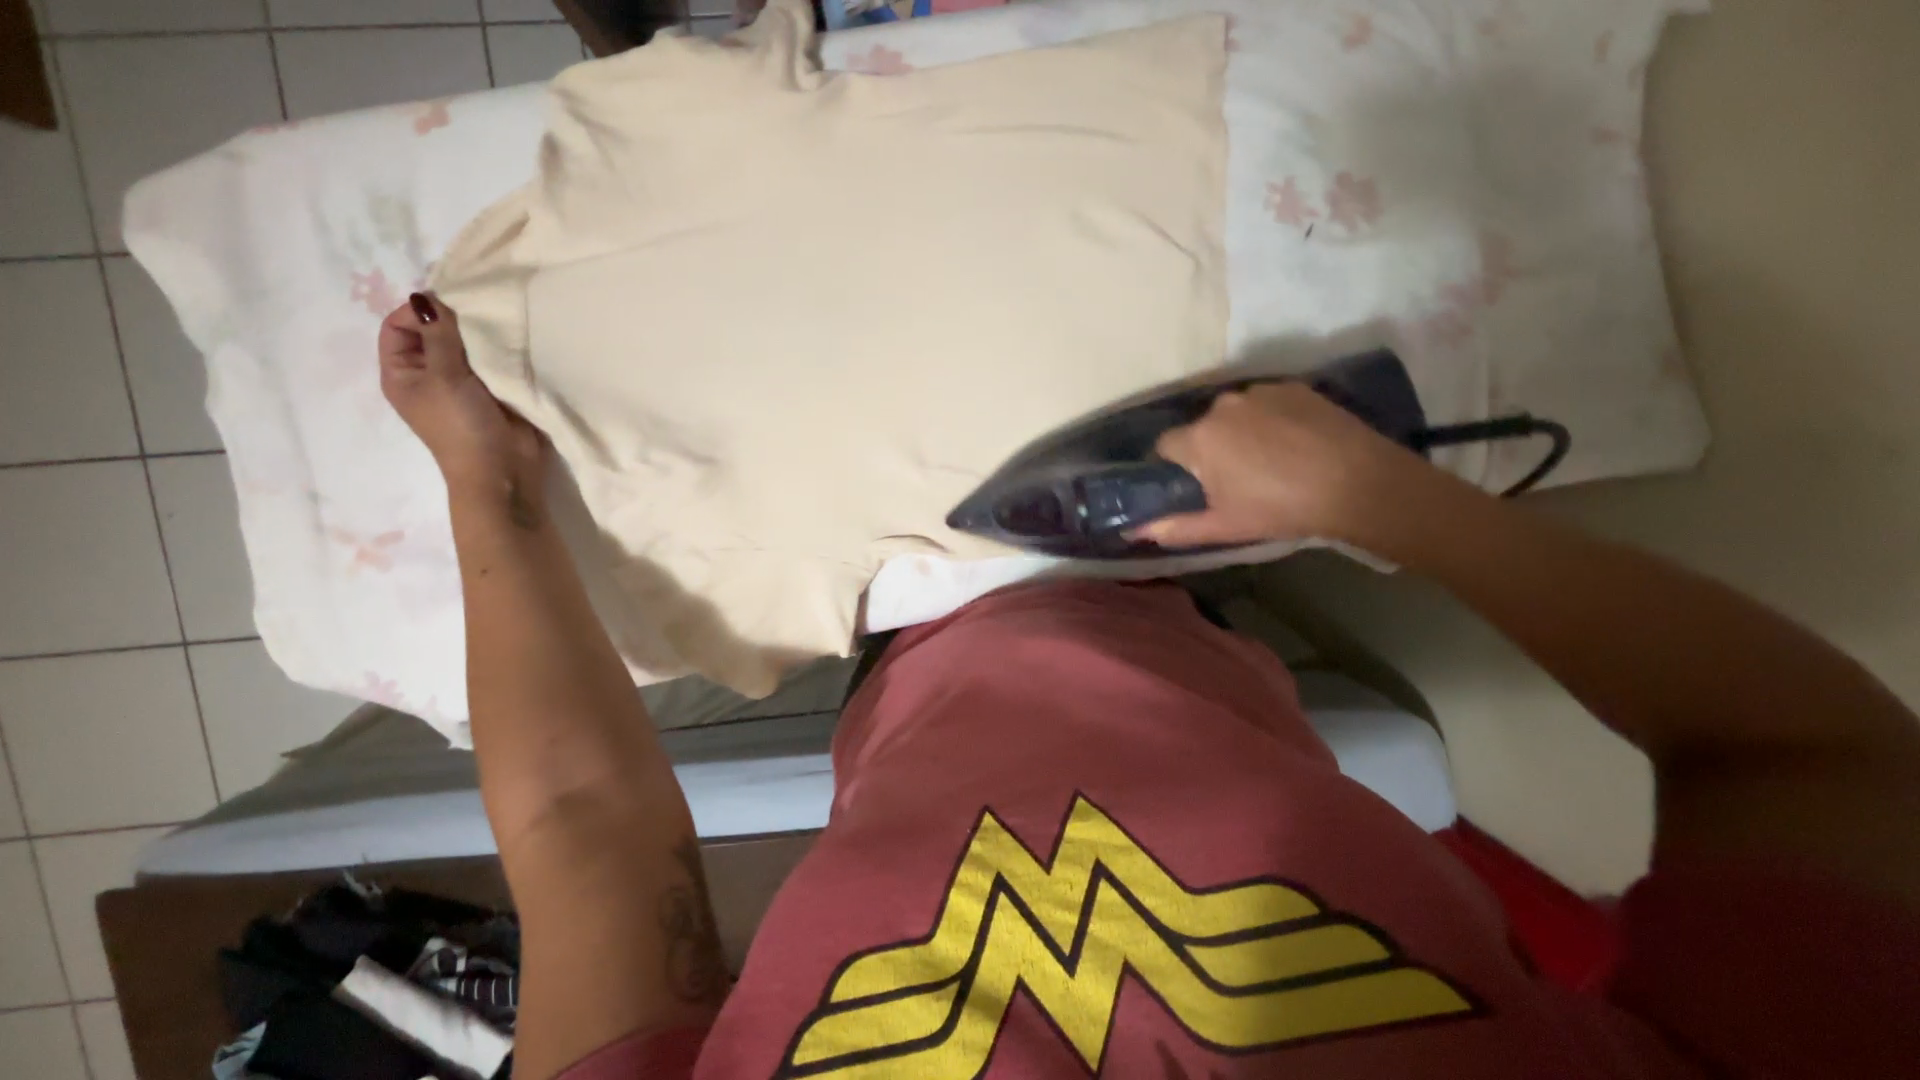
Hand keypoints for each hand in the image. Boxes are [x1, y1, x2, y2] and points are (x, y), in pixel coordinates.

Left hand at [379, 293, 546, 499]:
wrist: (502, 468)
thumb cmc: (461, 425)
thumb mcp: (443, 377)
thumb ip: (438, 335)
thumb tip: (426, 297)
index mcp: (401, 373)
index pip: (397, 326)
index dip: (417, 312)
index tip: (450, 306)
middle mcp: (428, 374)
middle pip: (433, 332)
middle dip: (453, 320)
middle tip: (478, 311)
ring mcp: (462, 383)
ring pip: (465, 344)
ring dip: (479, 334)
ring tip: (498, 323)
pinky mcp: (493, 389)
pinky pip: (491, 359)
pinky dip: (499, 348)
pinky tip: (511, 340)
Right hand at [1136, 382, 1434, 547]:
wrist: (1359, 483)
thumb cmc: (1282, 508)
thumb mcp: (1225, 526)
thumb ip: (1176, 527)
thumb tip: (1137, 530)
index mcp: (1199, 438)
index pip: (1165, 446)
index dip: (1175, 468)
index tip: (1194, 487)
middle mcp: (1222, 405)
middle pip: (1202, 428)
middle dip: (1211, 450)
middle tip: (1236, 480)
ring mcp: (1260, 391)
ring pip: (1236, 414)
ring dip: (1242, 433)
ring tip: (1272, 461)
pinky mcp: (1294, 387)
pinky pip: (1268, 403)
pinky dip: (1273, 420)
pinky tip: (1295, 444)